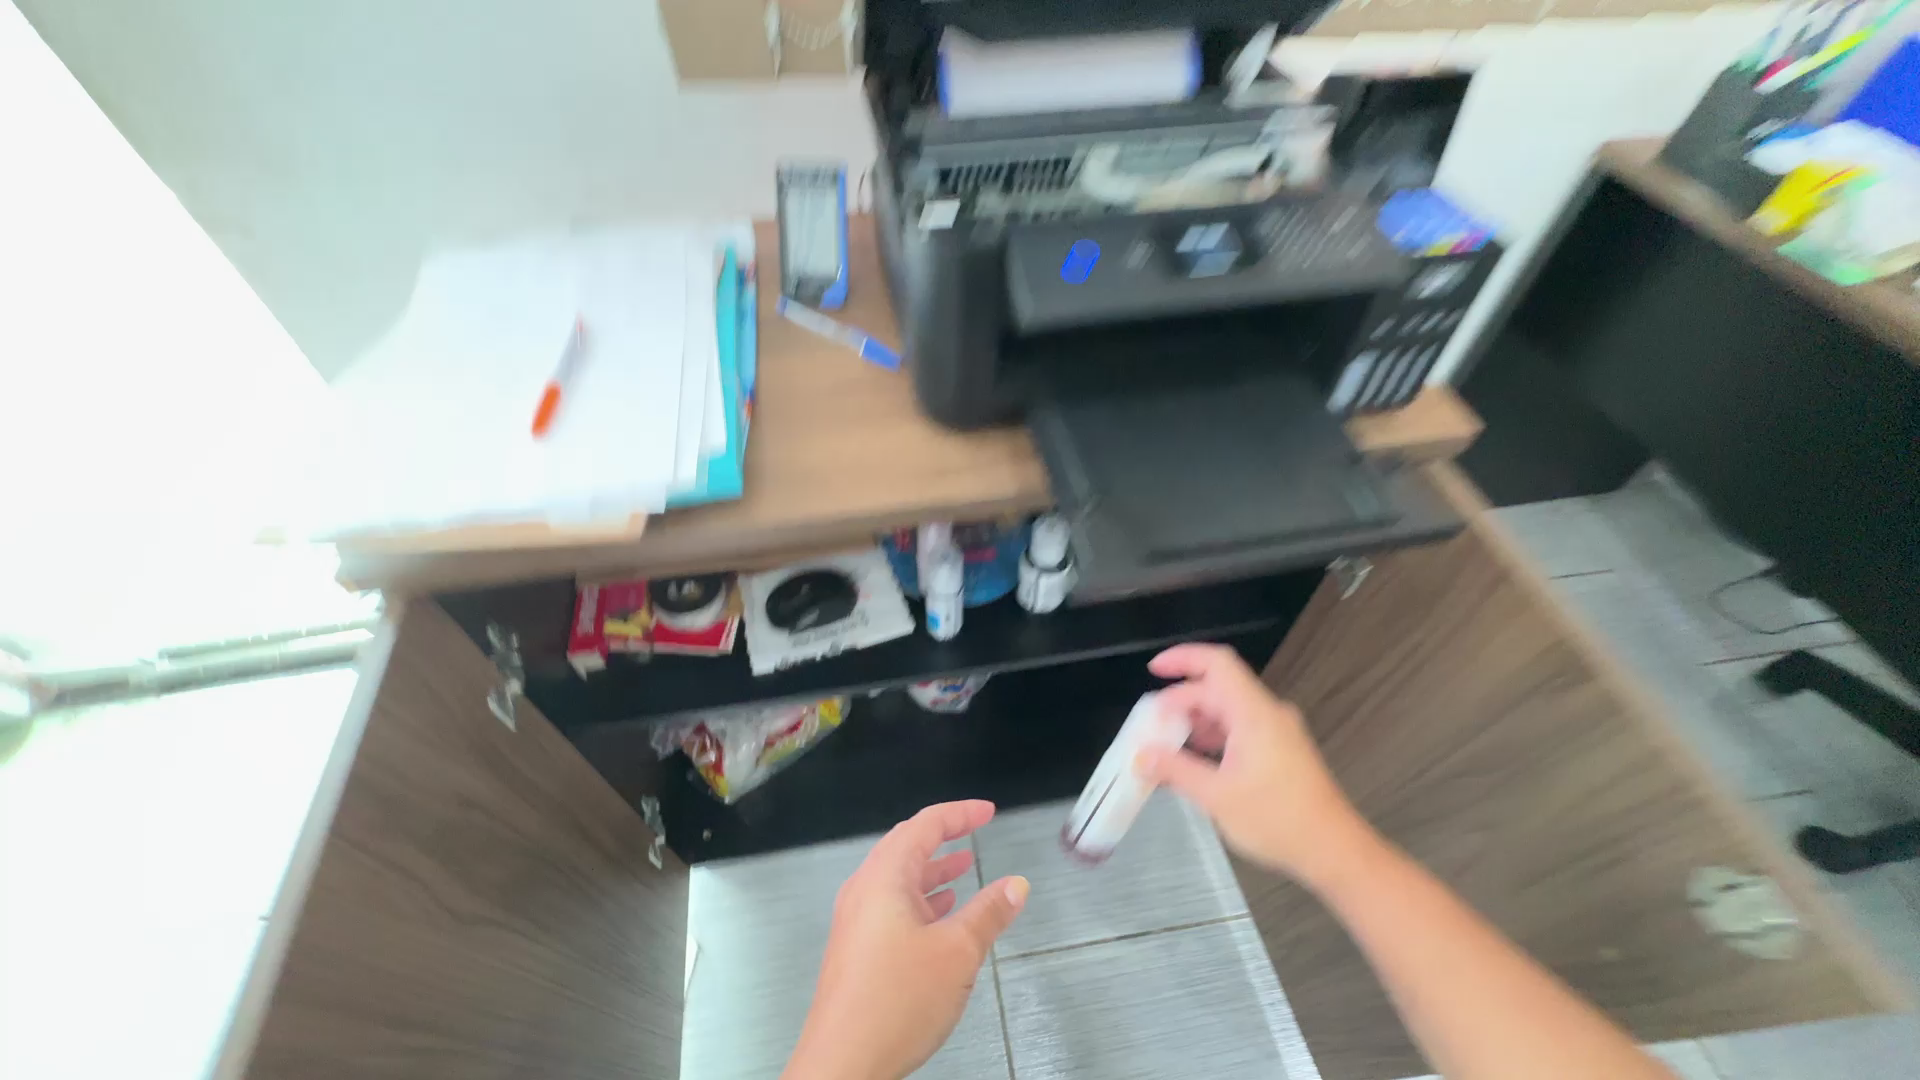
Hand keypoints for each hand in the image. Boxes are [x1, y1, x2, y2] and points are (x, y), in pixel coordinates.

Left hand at [784, 800, 1028, 1079]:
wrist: (841, 1064)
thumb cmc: (898, 997)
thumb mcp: (957, 952)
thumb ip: (988, 913)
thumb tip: (1017, 884)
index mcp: (884, 876)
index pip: (924, 825)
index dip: (959, 814)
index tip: (988, 811)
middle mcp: (865, 889)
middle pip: (906, 845)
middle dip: (944, 837)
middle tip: (975, 832)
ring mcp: (856, 920)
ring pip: (899, 879)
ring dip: (933, 871)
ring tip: (965, 870)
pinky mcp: (856, 949)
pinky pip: (891, 906)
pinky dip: (920, 900)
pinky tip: (941, 916)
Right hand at [1134, 643, 1376, 888]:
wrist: (1335, 852)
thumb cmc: (1279, 820)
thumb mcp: (1217, 797)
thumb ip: (1176, 771)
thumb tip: (1141, 757)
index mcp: (1254, 714)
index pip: (1217, 664)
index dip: (1183, 658)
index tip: (1154, 670)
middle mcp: (1268, 714)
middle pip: (1218, 688)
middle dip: (1180, 702)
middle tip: (1151, 726)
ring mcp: (1278, 732)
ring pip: (1228, 710)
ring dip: (1196, 722)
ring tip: (1167, 745)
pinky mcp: (1282, 751)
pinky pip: (1240, 729)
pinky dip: (1214, 737)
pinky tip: (1196, 762)